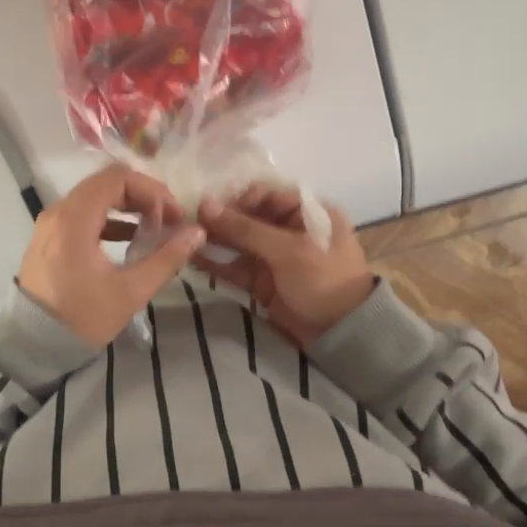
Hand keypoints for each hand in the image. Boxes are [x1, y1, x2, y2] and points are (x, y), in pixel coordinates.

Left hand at [19, 165, 206, 347]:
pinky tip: (129, 242)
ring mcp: (49, 226)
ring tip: (153, 234)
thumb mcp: (130, 291)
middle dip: (142, 198)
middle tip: (168, 223)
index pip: (118, 178)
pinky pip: (81, 217)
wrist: (34, 344)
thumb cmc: (82, 318)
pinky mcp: (47, 240)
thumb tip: (197, 233)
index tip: (174, 215)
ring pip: (93, 200)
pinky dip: (108, 222)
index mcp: (74, 219)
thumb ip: (166, 258)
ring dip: (126, 210)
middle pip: (105, 184)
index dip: (152, 189)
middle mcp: (57, 213)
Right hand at [194, 186, 374, 346]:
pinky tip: (192, 259)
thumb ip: (245, 229)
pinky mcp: (261, 281)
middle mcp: (289, 229)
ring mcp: (274, 256)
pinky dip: (216, 264)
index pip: (267, 193)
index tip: (212, 206)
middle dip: (221, 219)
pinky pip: (234, 267)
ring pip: (238, 242)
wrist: (340, 333)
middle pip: (248, 217)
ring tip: (186, 238)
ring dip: (214, 240)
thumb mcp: (289, 250)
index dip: (239, 198)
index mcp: (307, 212)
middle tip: (190, 221)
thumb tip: (205, 205)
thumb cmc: (323, 280)